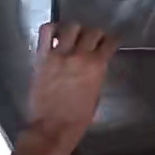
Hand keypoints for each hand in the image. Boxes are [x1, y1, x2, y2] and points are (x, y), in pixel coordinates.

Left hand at [26, 22, 116, 153]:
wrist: (52, 127)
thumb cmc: (78, 118)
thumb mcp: (96, 95)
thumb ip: (96, 75)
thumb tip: (94, 65)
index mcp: (97, 67)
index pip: (109, 43)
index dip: (113, 40)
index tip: (112, 40)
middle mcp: (80, 56)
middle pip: (92, 31)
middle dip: (96, 34)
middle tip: (93, 39)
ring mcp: (59, 54)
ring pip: (71, 27)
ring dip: (76, 29)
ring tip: (74, 35)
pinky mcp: (42, 56)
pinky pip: (46, 31)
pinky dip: (52, 28)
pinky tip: (55, 34)